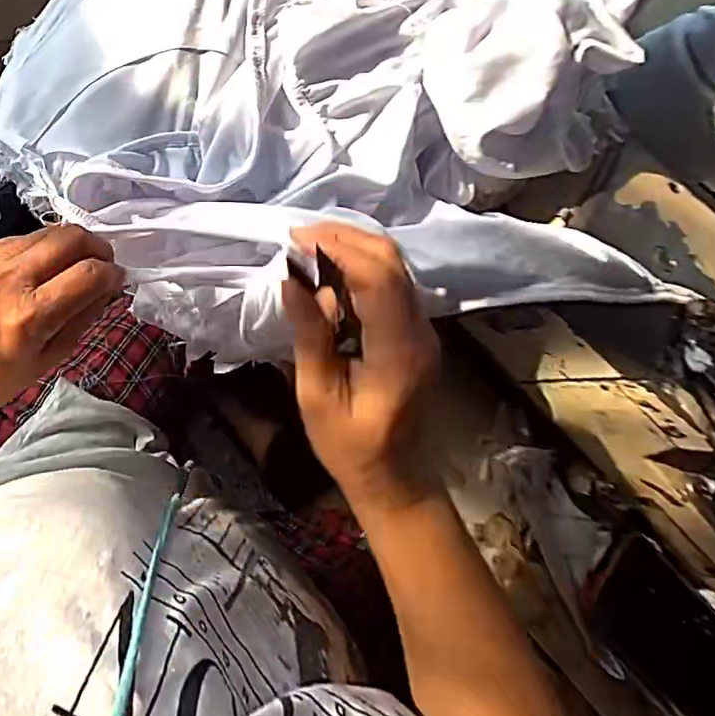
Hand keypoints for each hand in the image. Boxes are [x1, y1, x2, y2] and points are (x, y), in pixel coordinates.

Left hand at [0, 226, 124, 421]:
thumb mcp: (52, 357)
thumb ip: (84, 315)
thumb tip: (109, 286)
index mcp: (30, 314)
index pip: (88, 273)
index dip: (111, 272)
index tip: (117, 278)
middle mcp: (10, 279)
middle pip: (71, 237)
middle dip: (96, 247)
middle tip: (102, 264)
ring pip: (50, 231)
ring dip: (71, 244)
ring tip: (74, 265)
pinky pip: (26, 238)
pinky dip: (44, 248)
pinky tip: (43, 269)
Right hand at [282, 223, 441, 507]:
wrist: (394, 477)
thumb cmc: (349, 446)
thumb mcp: (317, 395)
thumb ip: (310, 336)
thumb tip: (293, 281)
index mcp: (398, 351)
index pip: (378, 280)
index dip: (338, 249)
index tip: (296, 242)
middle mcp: (419, 332)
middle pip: (391, 262)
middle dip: (344, 238)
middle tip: (298, 238)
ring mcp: (421, 330)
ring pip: (394, 267)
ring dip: (350, 247)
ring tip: (307, 248)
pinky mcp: (413, 331)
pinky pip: (389, 283)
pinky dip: (357, 265)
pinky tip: (326, 271)